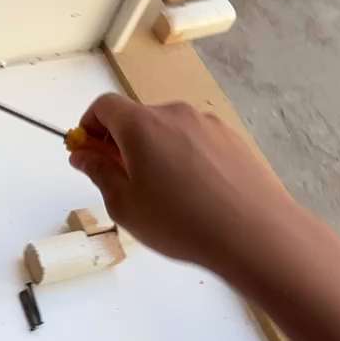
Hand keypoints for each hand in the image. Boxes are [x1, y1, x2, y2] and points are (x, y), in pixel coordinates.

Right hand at [68, 94, 308, 284]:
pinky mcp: (233, 139)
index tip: (88, 153)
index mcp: (141, 125)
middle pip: (136, 117)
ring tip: (164, 193)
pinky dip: (184, 157)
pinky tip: (195, 193)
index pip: (103, 106)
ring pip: (167, 130)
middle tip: (123, 181)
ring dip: (154, 150)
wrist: (256, 234)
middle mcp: (174, 114)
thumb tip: (83, 154)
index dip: (89, 126)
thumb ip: (99, 172)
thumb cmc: (180, 222)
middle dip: (121, 143)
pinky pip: (195, 140)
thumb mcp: (124, 205)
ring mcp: (208, 124)